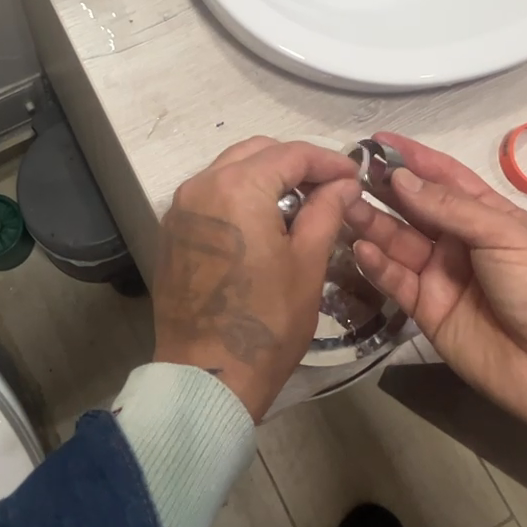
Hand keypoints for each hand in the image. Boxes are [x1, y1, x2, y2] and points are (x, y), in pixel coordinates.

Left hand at [152, 138, 360, 420]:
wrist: (207, 374)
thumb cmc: (267, 321)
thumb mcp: (307, 263)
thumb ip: (326, 211)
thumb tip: (344, 183)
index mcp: (236, 186)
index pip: (290, 153)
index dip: (327, 160)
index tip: (354, 174)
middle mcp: (201, 184)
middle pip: (256, 152)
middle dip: (295, 163)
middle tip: (329, 187)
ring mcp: (181, 207)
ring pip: (230, 170)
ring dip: (266, 177)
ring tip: (301, 204)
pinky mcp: (173, 230)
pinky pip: (211, 194)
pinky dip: (240, 195)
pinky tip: (265, 221)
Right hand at [345, 132, 526, 433]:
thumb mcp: (506, 236)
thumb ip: (449, 207)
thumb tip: (400, 177)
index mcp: (487, 215)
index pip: (443, 177)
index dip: (412, 157)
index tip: (376, 140)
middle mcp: (458, 240)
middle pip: (412, 207)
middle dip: (382, 189)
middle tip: (345, 174)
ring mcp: (440, 275)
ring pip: (396, 241)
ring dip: (371, 223)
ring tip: (343, 207)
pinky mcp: (427, 310)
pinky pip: (395, 280)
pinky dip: (376, 264)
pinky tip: (359, 248)